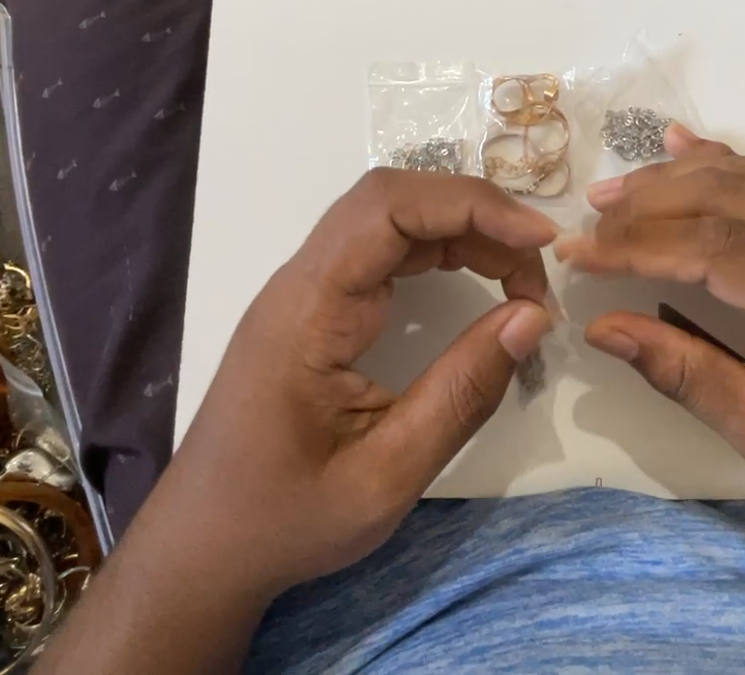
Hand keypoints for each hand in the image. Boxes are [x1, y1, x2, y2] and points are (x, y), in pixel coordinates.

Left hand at [140, 169, 555, 596]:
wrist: (205, 544)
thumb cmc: (285, 519)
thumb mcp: (385, 476)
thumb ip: (461, 394)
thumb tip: (531, 317)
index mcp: (308, 309)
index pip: (387, 208)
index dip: (469, 204)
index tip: (539, 239)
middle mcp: (303, 280)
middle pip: (391, 201)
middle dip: (474, 214)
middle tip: (537, 266)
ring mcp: (308, 289)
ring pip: (391, 221)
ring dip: (462, 233)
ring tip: (521, 279)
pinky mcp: (319, 306)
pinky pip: (384, 252)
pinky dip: (441, 254)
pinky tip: (480, 279)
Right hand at [557, 125, 744, 517]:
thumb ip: (685, 375)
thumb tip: (601, 328)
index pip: (718, 249)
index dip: (640, 243)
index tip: (580, 252)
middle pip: (728, 200)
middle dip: (647, 205)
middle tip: (587, 223)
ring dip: (673, 179)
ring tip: (610, 193)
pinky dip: (718, 163)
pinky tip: (678, 146)